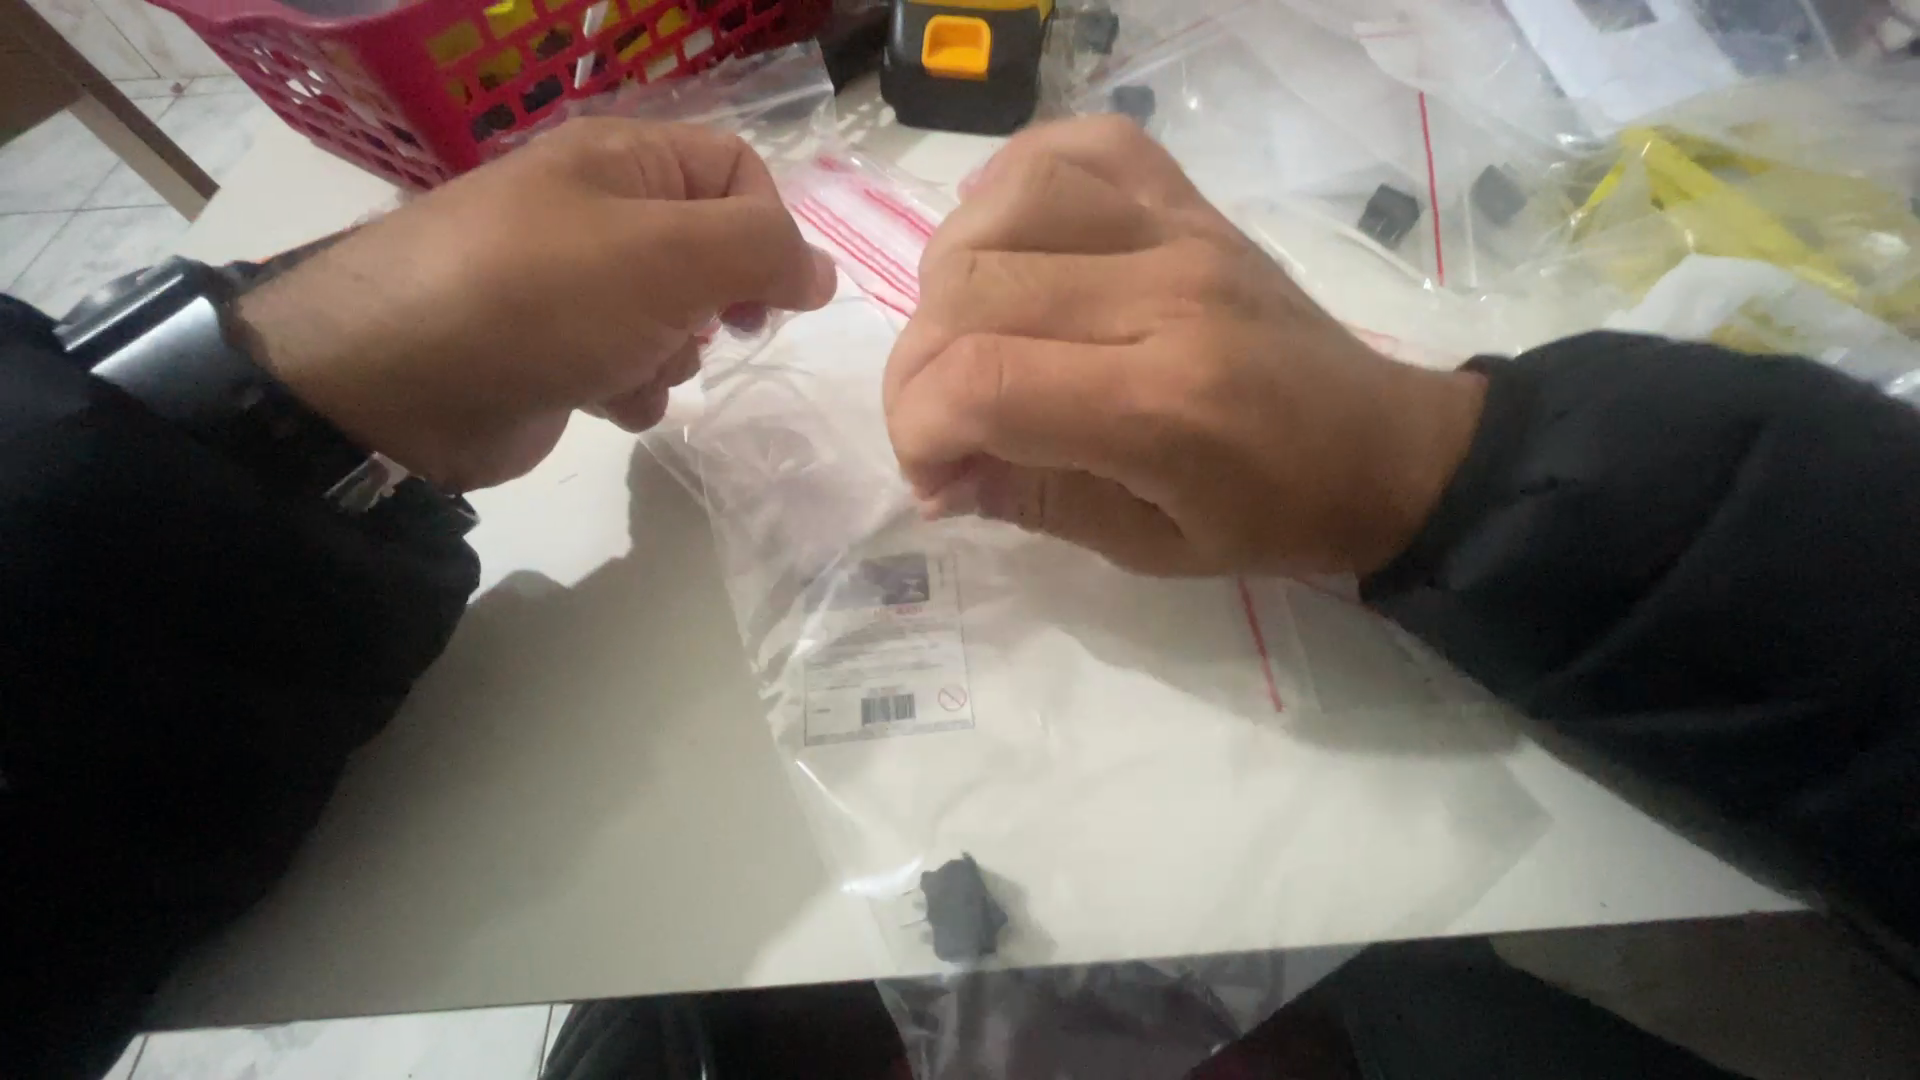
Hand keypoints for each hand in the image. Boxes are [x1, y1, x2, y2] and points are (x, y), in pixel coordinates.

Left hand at [236, 119, 836, 491]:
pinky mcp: (562, 349)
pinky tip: (603, 397)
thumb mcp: (673, 255)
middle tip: (705, 330)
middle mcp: (603, 214)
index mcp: (627, 163)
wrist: (403, 384)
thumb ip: (765, 251)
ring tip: (635, 365)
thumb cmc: (547, 297)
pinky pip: (635, 366)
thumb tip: (823, 271)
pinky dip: (633, 388)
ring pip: (680, 320)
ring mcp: (579, 285)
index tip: (767, 294)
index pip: (740, 171)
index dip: (769, 230)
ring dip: (676, 355)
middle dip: (720, 304)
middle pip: (712, 252)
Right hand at [884, 117, 1486, 576]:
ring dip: (950, 279)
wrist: (1379, 449)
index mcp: (1160, 408)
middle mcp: (1164, 296)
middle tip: (941, 420)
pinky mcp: (1189, 200)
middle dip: (916, 369)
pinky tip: (1006, 243)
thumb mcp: (1143, 547)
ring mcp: (1180, 230)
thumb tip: (936, 476)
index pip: (979, 383)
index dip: (917, 429)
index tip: (932, 473)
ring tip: (966, 338)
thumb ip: (1029, 502)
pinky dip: (1011, 187)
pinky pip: (1075, 147)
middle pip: (971, 289)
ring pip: (1006, 204)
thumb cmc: (1264, 516)